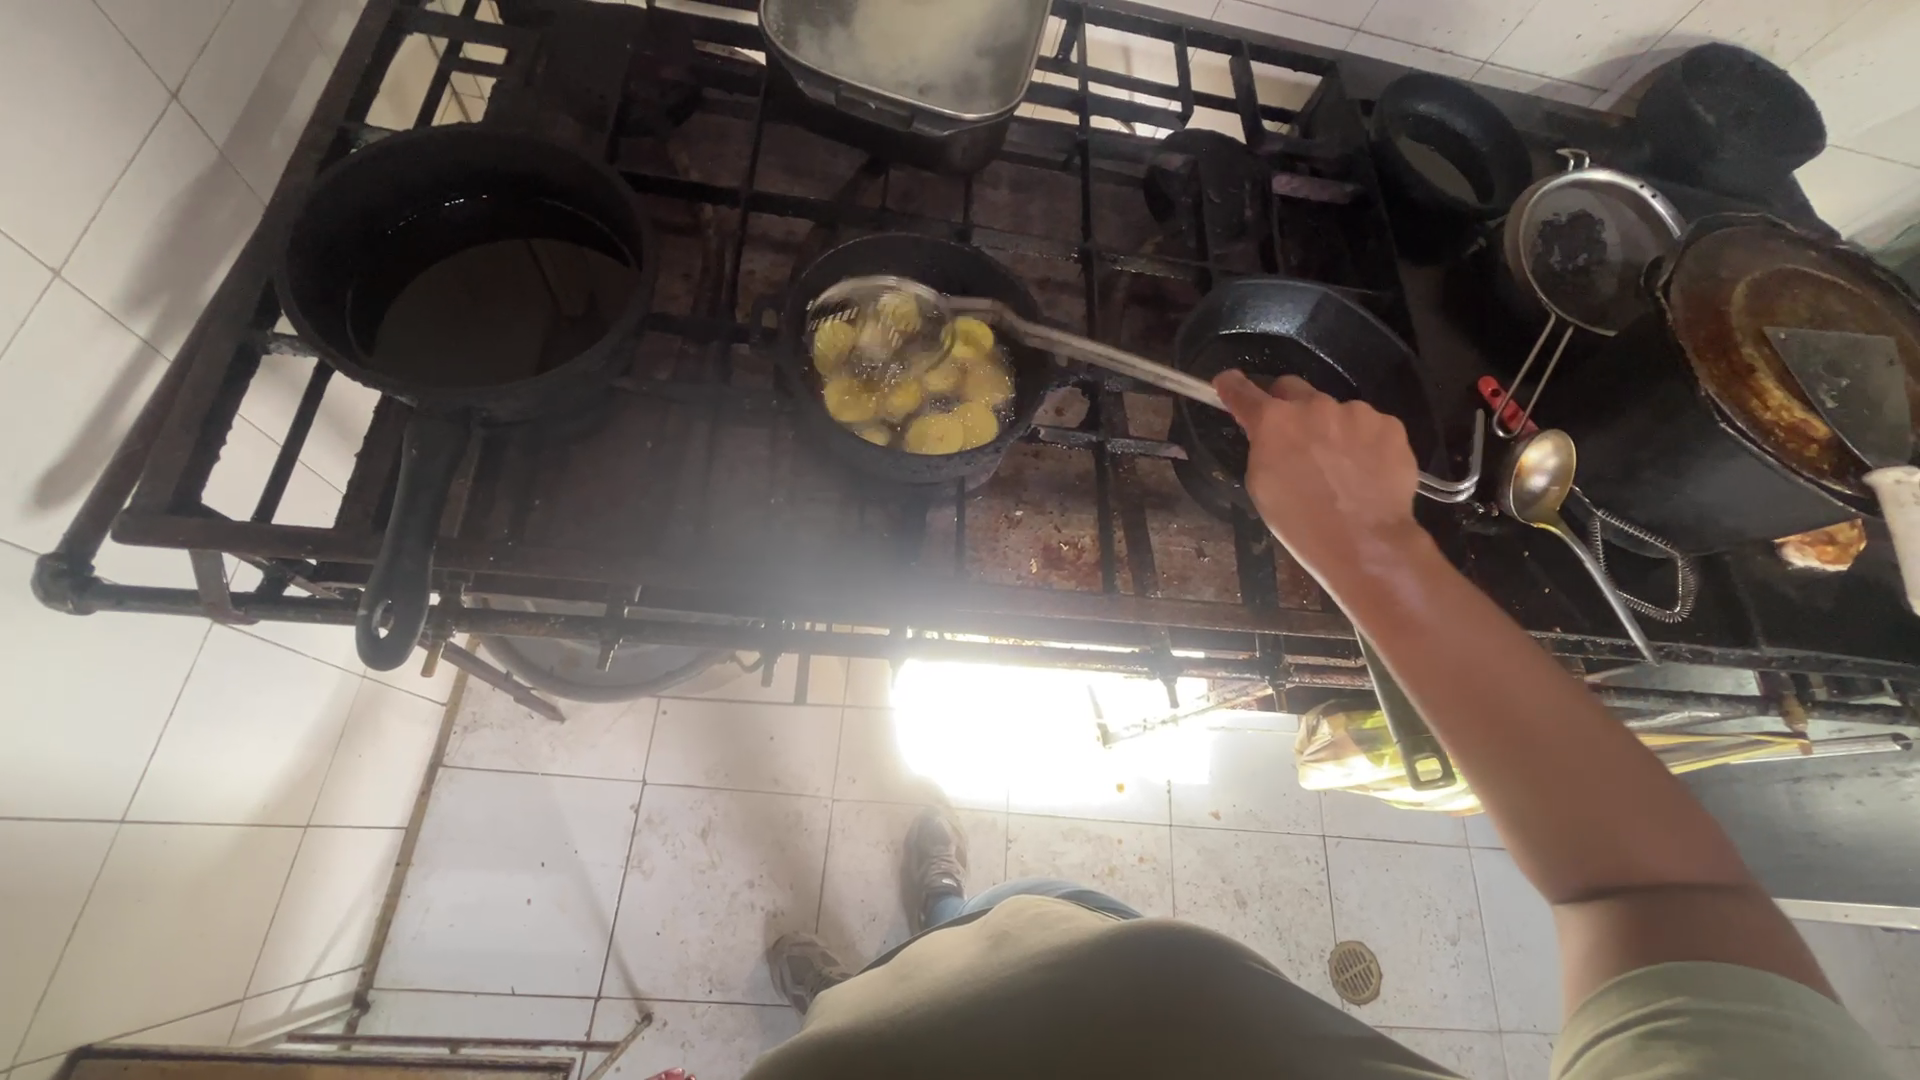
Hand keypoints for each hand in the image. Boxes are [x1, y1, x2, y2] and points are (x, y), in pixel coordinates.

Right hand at [1213, 370, 1425, 586]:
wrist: (1363, 541)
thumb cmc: (1299, 520)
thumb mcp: (1261, 484)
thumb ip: (1262, 447)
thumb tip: (1268, 435)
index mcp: (1274, 421)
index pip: (1243, 392)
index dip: (1231, 386)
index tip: (1227, 383)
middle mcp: (1314, 406)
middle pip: (1291, 389)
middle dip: (1286, 407)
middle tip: (1292, 438)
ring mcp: (1356, 412)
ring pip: (1334, 411)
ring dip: (1329, 429)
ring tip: (1338, 468)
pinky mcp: (1390, 425)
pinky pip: (1368, 426)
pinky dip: (1363, 442)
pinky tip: (1364, 471)